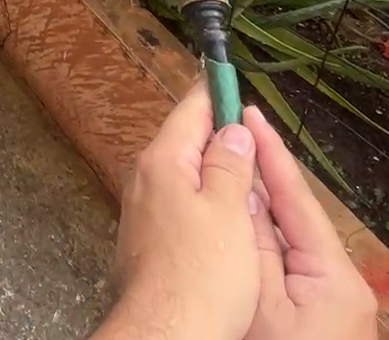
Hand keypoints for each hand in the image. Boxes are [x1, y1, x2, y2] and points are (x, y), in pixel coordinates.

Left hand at [95, 79, 261, 339]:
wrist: (165, 330)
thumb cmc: (201, 274)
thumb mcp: (228, 212)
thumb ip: (230, 166)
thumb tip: (232, 129)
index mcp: (163, 161)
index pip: (189, 111)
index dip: (212, 93)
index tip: (226, 74)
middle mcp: (144, 175)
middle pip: (183, 139)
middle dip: (215, 133)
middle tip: (247, 126)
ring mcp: (141, 205)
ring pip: (181, 171)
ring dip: (211, 167)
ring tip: (243, 167)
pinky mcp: (146, 233)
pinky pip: (176, 199)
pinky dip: (200, 195)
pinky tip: (222, 212)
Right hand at [244, 108, 378, 339]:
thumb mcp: (256, 295)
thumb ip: (251, 236)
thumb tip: (241, 182)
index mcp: (334, 274)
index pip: (297, 196)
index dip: (271, 150)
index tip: (247, 107)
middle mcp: (337, 280)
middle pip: (290, 211)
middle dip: (257, 170)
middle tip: (224, 127)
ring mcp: (324, 296)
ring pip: (280, 232)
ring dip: (250, 198)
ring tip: (221, 157)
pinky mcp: (307, 308)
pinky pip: (275, 254)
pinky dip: (251, 229)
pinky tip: (229, 210)